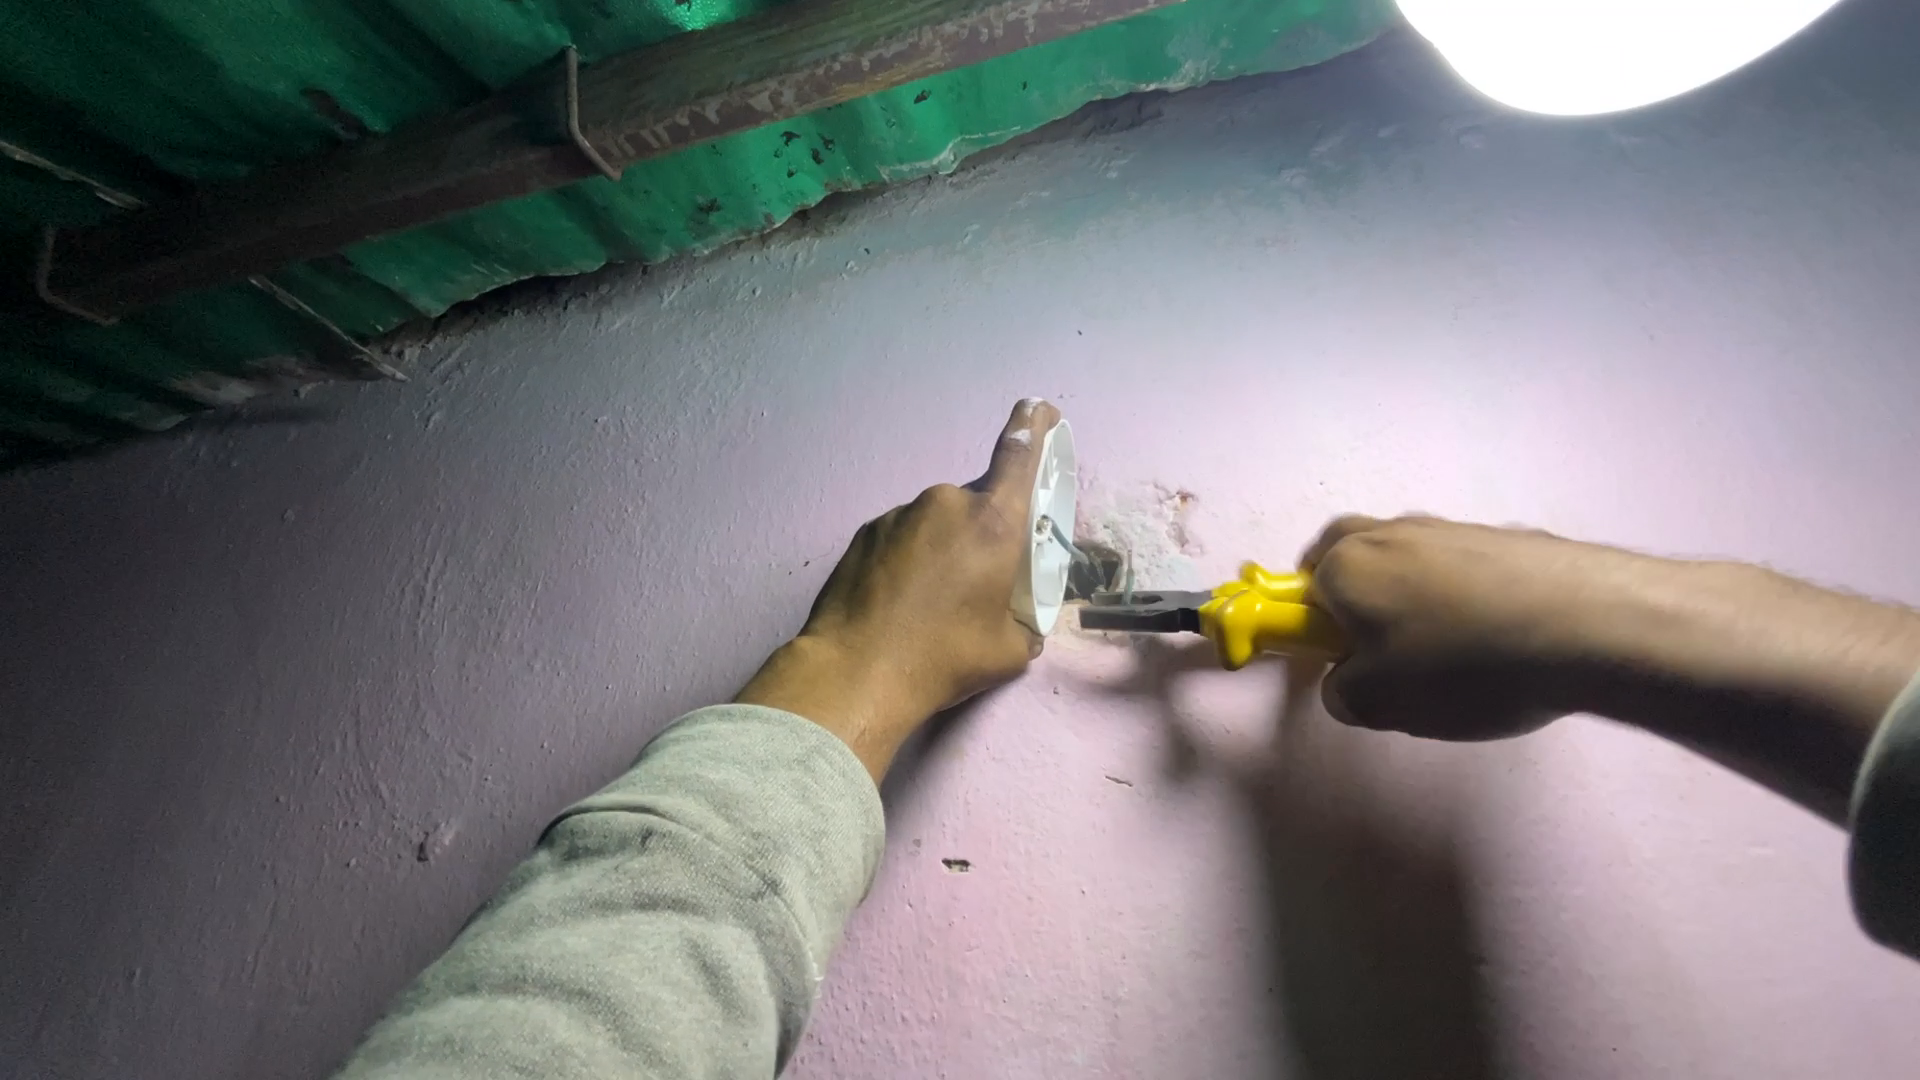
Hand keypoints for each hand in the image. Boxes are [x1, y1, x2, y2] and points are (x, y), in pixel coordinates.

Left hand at [737, 399, 1061, 781]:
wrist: (857, 672)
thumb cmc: (945, 657)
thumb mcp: (1011, 648)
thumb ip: (1027, 619)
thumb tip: (1023, 621)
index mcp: (993, 522)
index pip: (1019, 454)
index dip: (1034, 427)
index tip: (1039, 409)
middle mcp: (946, 504)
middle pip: (978, 503)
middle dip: (984, 532)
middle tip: (976, 580)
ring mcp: (900, 514)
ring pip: (937, 521)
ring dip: (944, 547)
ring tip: (930, 599)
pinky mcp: (866, 532)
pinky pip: (903, 535)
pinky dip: (910, 557)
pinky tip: (900, 598)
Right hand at [1300, 513, 1919, 820]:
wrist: (1595, 626)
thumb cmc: (1461, 664)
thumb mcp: (1377, 704)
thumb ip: (1339, 693)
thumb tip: (1347, 681)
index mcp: (1343, 565)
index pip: (1296, 586)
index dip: (1310, 625)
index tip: (1340, 658)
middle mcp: (1386, 533)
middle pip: (1344, 554)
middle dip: (1347, 592)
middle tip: (1377, 644)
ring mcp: (1450, 529)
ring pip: (1405, 559)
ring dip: (1409, 593)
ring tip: (1453, 651)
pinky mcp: (1506, 536)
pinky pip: (1461, 567)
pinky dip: (1464, 595)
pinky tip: (1501, 638)